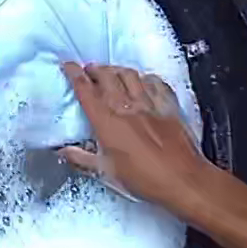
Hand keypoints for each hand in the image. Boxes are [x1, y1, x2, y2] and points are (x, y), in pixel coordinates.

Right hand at [59, 62, 246, 216]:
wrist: (184, 181)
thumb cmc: (143, 179)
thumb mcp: (106, 172)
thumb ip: (81, 158)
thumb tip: (63, 151)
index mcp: (105, 121)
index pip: (85, 89)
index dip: (74, 74)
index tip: (69, 66)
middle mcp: (125, 107)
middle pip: (107, 75)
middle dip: (95, 69)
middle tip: (89, 70)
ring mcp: (149, 104)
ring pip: (130, 75)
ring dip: (117, 70)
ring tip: (112, 72)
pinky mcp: (169, 107)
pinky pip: (156, 83)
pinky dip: (146, 78)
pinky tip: (144, 81)